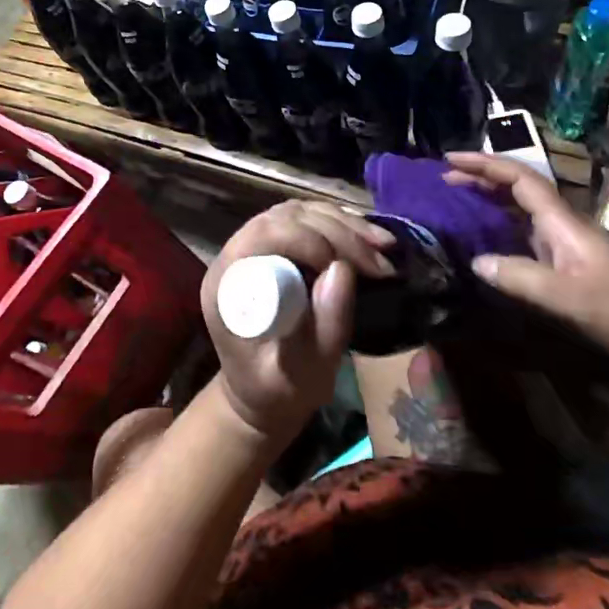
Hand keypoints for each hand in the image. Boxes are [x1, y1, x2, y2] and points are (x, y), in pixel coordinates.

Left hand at [201, 201, 396, 439]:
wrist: (262, 396)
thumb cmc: (278, 391)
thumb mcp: (306, 372)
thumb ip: (326, 326)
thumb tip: (343, 269)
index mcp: (225, 286)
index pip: (263, 236)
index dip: (308, 239)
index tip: (350, 265)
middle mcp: (233, 257)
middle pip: (284, 218)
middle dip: (337, 230)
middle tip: (380, 256)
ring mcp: (254, 248)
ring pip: (299, 213)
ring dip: (344, 223)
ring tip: (383, 245)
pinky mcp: (274, 248)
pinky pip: (307, 221)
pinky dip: (341, 225)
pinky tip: (370, 240)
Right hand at [443, 152, 608, 379]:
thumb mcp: (571, 299)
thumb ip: (521, 278)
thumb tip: (475, 261)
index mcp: (564, 223)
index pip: (520, 180)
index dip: (485, 164)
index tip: (449, 159)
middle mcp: (565, 226)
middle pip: (519, 189)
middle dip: (482, 178)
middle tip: (443, 180)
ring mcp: (569, 246)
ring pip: (523, 212)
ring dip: (490, 201)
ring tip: (456, 204)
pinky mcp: (572, 266)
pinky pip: (528, 236)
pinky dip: (502, 230)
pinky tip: (487, 244)